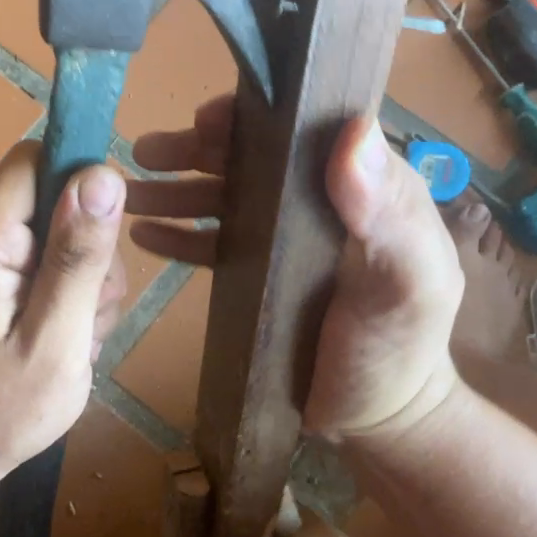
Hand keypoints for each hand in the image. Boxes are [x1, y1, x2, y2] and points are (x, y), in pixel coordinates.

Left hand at [0, 142, 127, 492]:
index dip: (81, 180)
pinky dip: (70, 307)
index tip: (108, 237)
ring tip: (72, 342)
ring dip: (86, 289)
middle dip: (90, 255)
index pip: (35, 159)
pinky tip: (64, 347)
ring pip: (65, 243)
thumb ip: (77, 260)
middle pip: (58, 203)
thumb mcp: (52, 342)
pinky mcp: (0, 290)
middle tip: (85, 316)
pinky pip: (53, 274)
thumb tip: (103, 174)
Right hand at [128, 96, 463, 439]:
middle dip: (195, 150)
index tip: (204, 120)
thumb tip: (351, 132)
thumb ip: (386, 212)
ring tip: (130, 193)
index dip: (254, 117)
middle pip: (250, 160)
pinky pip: (211, 245)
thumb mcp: (406, 281)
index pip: (304, 131)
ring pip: (222, 199)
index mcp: (361, 188)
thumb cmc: (397, 348)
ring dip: (174, 190)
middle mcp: (317, 202)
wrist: (372, 419)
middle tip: (145, 152)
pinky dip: (177, 235)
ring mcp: (281, 240)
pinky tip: (144, 235)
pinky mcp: (255, 275)